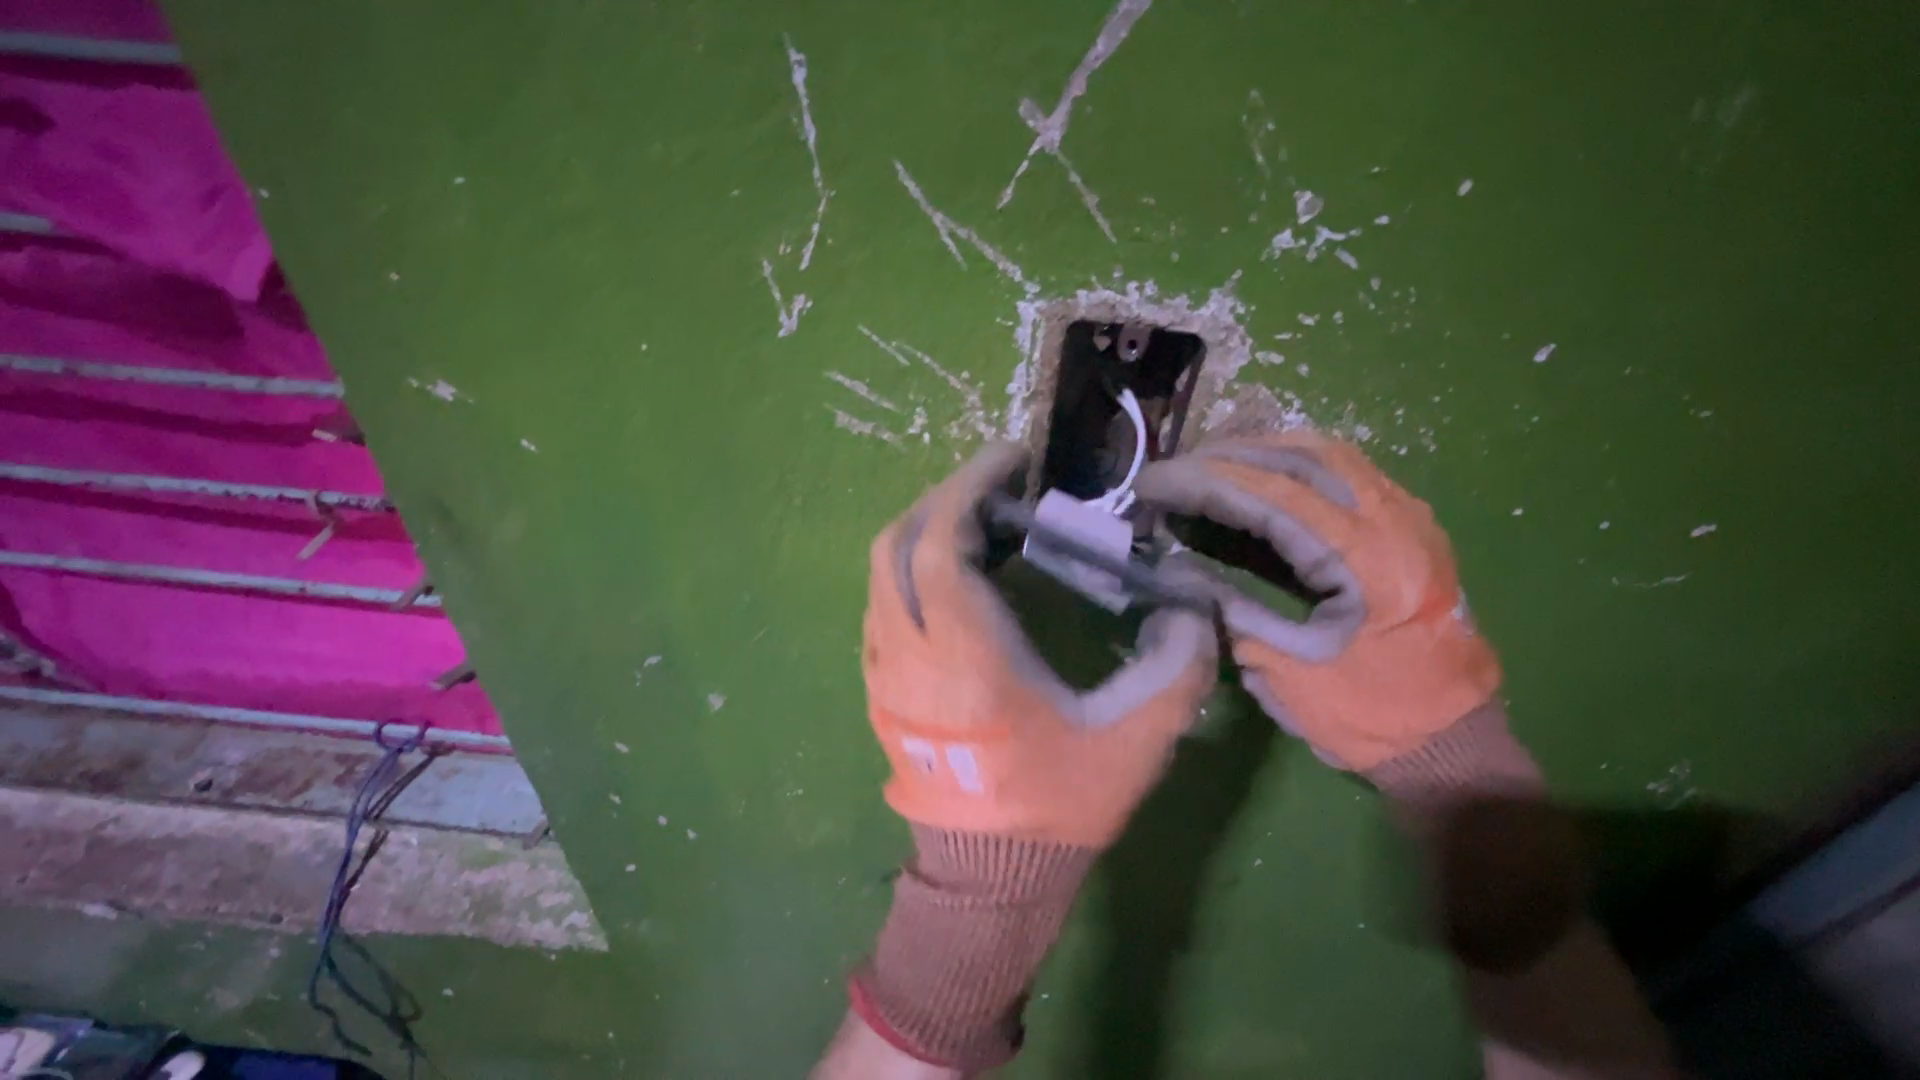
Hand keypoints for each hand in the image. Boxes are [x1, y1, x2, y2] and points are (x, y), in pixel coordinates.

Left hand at [846, 442, 1216, 1072]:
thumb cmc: (1057, 804)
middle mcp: (908, 654)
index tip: (1009, 459)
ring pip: (880, 574)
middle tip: (998, 488)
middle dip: (944, 500)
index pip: (941, 542)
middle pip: (897, 544)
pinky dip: (911, 571)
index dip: (969, 487)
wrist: (989, 877)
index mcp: (965, 656)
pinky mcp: (878, 689)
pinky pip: (880, 605)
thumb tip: (1194, 607)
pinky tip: (957, 579)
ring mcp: (882, 672)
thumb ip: (1178, 666)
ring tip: (982, 524)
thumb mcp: (1135, 739)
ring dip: (924, 533)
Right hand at [1132, 430, 1498, 771]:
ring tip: (1208, 468)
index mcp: (1366, 561)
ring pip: (1326, 454)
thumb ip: (1231, 609)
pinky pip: (1346, 470)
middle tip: (1173, 472)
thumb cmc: (1368, 714)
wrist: (1450, 739)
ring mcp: (1407, 516)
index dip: (1205, 482)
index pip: (1272, 496)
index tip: (1152, 482)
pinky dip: (1293, 466)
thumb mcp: (1287, 669)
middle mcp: (1393, 521)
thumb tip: (1175, 566)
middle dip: (1226, 458)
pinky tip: (1259, 480)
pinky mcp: (1407, 524)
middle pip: (1299, 459)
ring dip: (1260, 454)